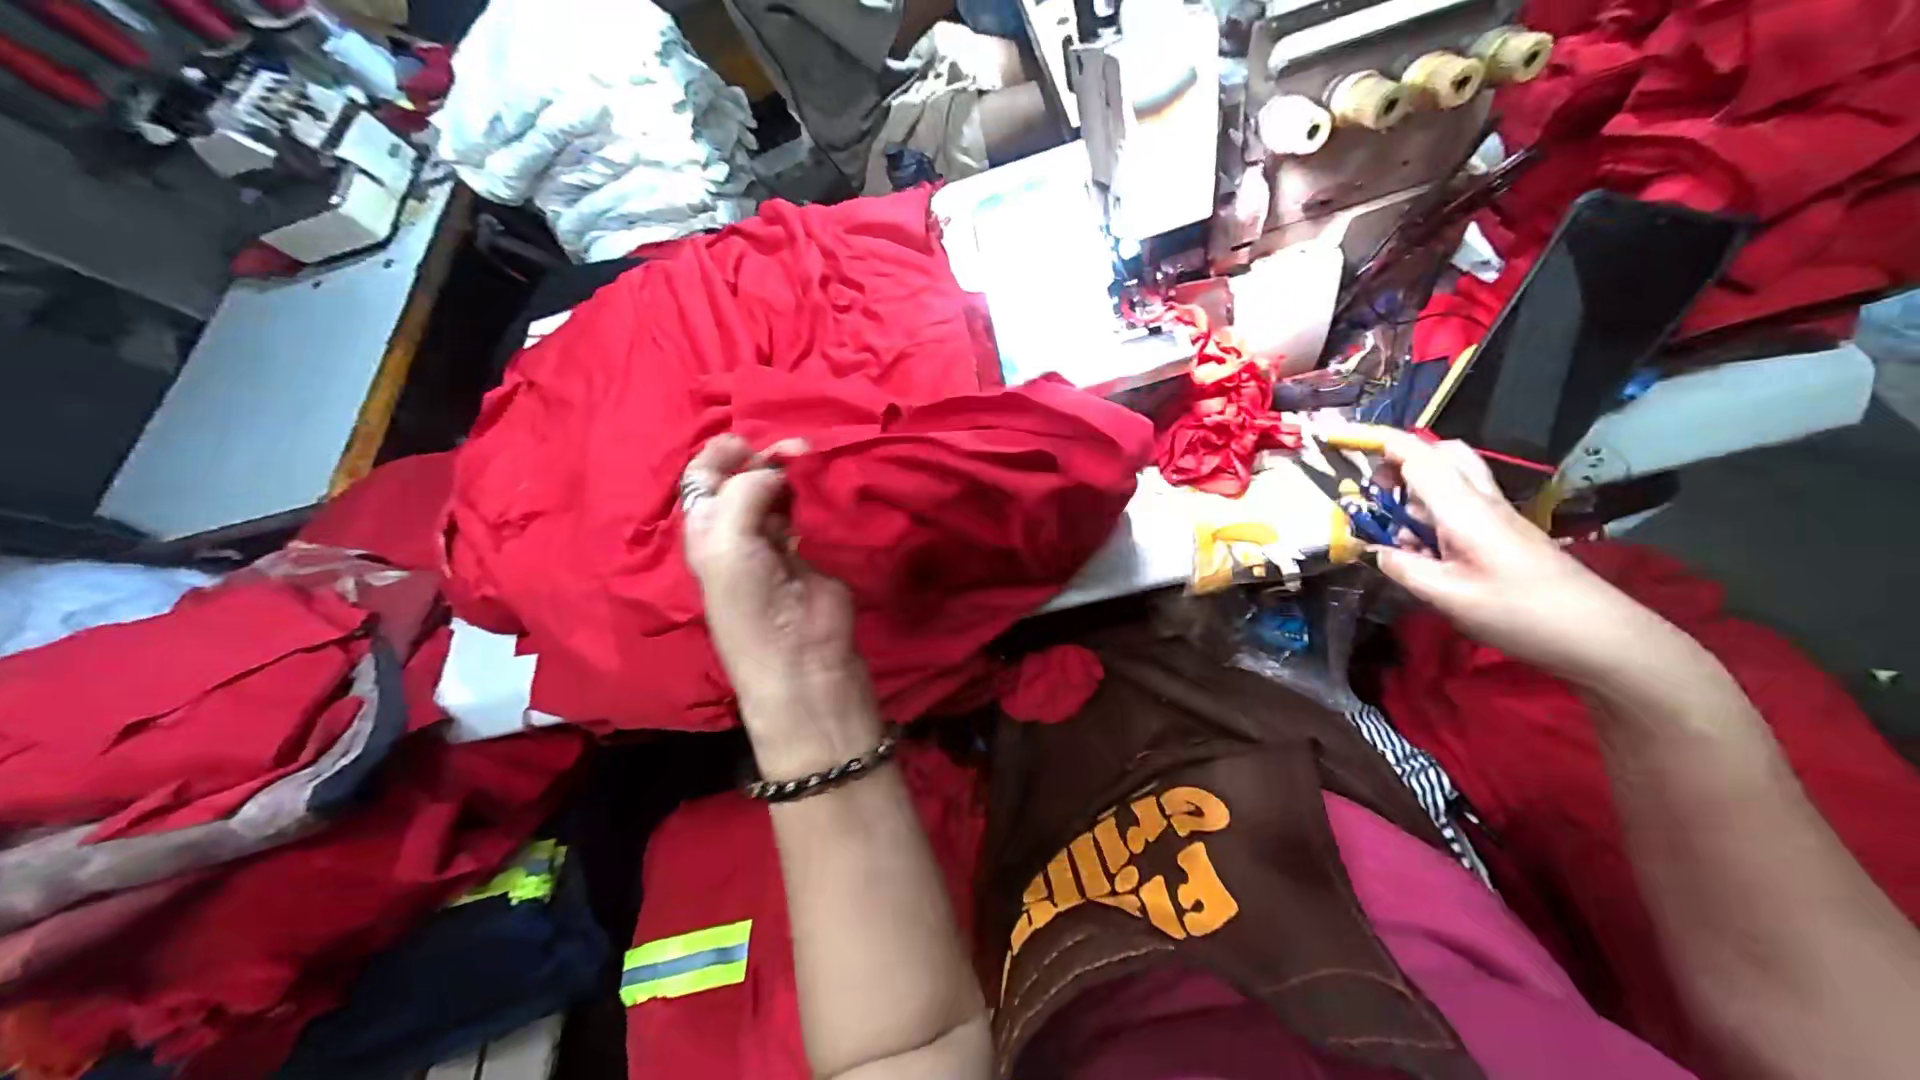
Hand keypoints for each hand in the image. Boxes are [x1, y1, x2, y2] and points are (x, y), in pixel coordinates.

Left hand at [682, 435, 881, 774]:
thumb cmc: (751, 600)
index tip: (746, 441)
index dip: (719, 456)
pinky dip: (815, 494)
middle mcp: (738, 532)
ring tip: (812, 459)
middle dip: (763, 459)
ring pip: (780, 493)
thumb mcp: (728, 543)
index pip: (704, 481)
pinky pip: (810, 512)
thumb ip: (744, 493)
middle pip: (745, 481)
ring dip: (793, 473)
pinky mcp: (812, 549)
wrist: (801, 652)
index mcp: (707, 531)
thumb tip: (776, 470)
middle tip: (792, 449)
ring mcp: (777, 541)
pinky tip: (824, 483)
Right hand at [1365, 429, 1688, 686]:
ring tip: (1395, 537)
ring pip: (1447, 480)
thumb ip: (1403, 567)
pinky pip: (1457, 508)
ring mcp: (1495, 516)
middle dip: (1398, 461)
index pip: (1414, 454)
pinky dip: (1429, 518)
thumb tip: (1377, 550)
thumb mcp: (1447, 596)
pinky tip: (1424, 554)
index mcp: (1463, 508)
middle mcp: (1480, 501)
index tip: (1335, 436)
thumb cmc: (1522, 613)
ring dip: (1412, 495)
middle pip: (1438, 453)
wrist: (1601, 636)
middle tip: (1372, 493)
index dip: (1373, 438)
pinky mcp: (1502, 533)